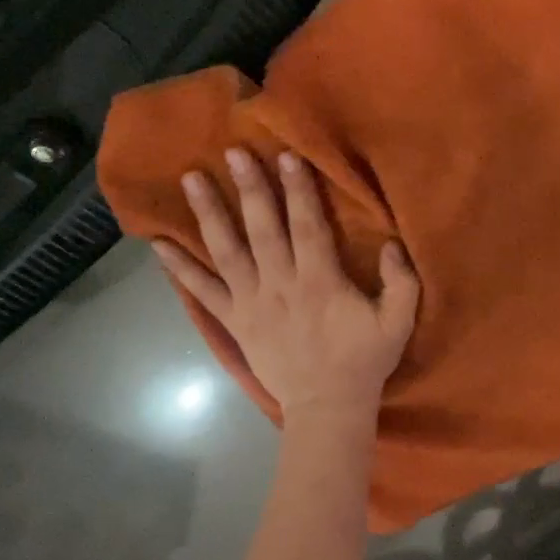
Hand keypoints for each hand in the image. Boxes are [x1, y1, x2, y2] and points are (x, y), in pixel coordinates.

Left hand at [153, 148, 419, 428]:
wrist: (327, 406)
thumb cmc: (365, 359)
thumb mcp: (399, 321)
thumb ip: (401, 281)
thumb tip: (392, 242)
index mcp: (320, 282)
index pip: (307, 226)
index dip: (298, 190)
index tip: (286, 156)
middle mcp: (280, 285)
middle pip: (262, 229)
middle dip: (249, 188)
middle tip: (233, 152)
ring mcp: (252, 303)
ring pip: (226, 251)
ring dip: (209, 213)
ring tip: (191, 178)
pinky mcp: (235, 321)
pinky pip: (203, 291)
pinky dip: (180, 269)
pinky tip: (158, 245)